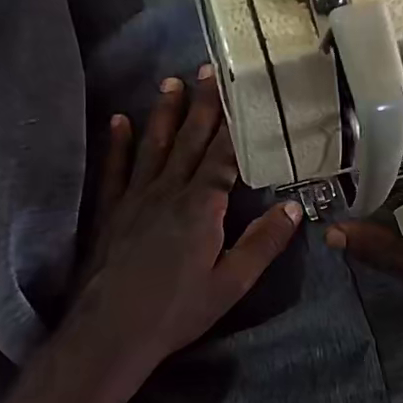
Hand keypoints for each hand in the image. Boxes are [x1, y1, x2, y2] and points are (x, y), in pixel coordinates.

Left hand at [70, 65, 301, 361]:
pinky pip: (115, 170)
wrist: (109, 335)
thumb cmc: (177, 310)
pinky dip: (118, 144)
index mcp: (202, 206)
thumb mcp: (232, 282)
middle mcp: (168, 192)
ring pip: (154, 146)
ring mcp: (134, 199)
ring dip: (164, 113)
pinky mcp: (110, 212)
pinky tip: (119, 121)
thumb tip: (293, 206)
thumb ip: (263, 243)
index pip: (223, 155)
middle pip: (190, 140)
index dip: (234, 123)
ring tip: (171, 81)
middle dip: (202, 104)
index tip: (242, 91)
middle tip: (208, 68)